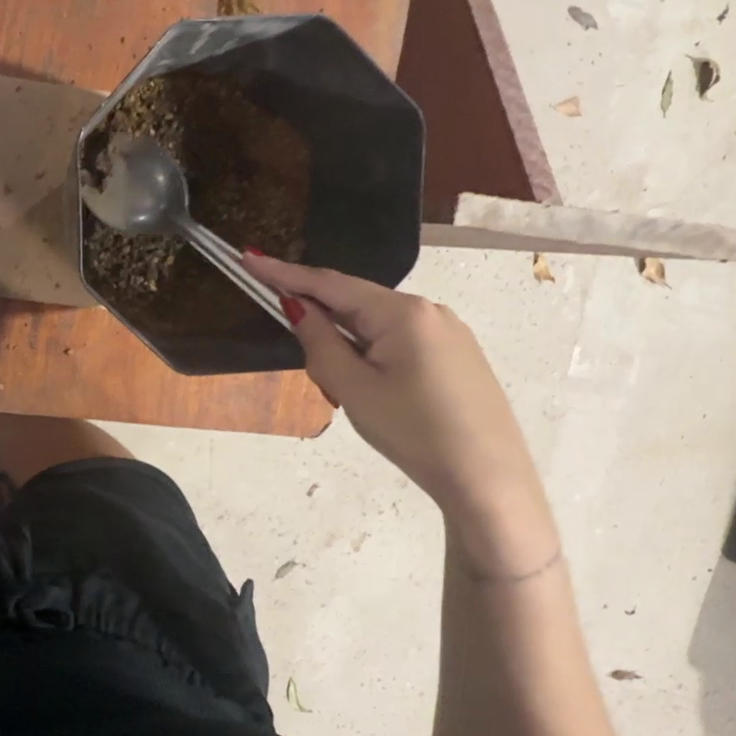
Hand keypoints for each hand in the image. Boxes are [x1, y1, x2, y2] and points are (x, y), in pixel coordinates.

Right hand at [241, 254, 546, 526]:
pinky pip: (398, 340)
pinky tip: (370, 387)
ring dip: (346, 343)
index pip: (329, 283)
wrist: (487, 478)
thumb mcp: (352, 388)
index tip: (248, 258)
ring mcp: (448, 332)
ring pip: (376, 325)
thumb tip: (296, 307)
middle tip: (294, 348)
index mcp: (401, 312)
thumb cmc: (413, 431)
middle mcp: (428, 310)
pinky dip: (370, 352)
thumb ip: (318, 341)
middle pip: (355, 302)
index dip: (284, 272)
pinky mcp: (456, 355)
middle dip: (319, 318)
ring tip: (340, 389)